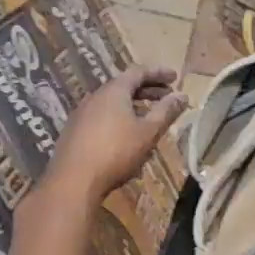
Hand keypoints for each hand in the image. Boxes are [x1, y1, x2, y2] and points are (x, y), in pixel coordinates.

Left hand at [42, 66, 186, 205]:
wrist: (71, 183)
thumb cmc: (115, 152)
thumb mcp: (148, 132)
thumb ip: (166, 111)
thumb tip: (182, 95)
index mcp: (114, 91)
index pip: (139, 71)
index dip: (159, 73)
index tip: (175, 77)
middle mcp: (95, 97)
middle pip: (124, 85)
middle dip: (148, 89)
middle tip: (166, 96)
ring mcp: (81, 115)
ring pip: (112, 103)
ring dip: (134, 106)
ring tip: (150, 118)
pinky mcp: (74, 133)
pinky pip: (102, 117)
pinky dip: (119, 118)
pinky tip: (127, 138)